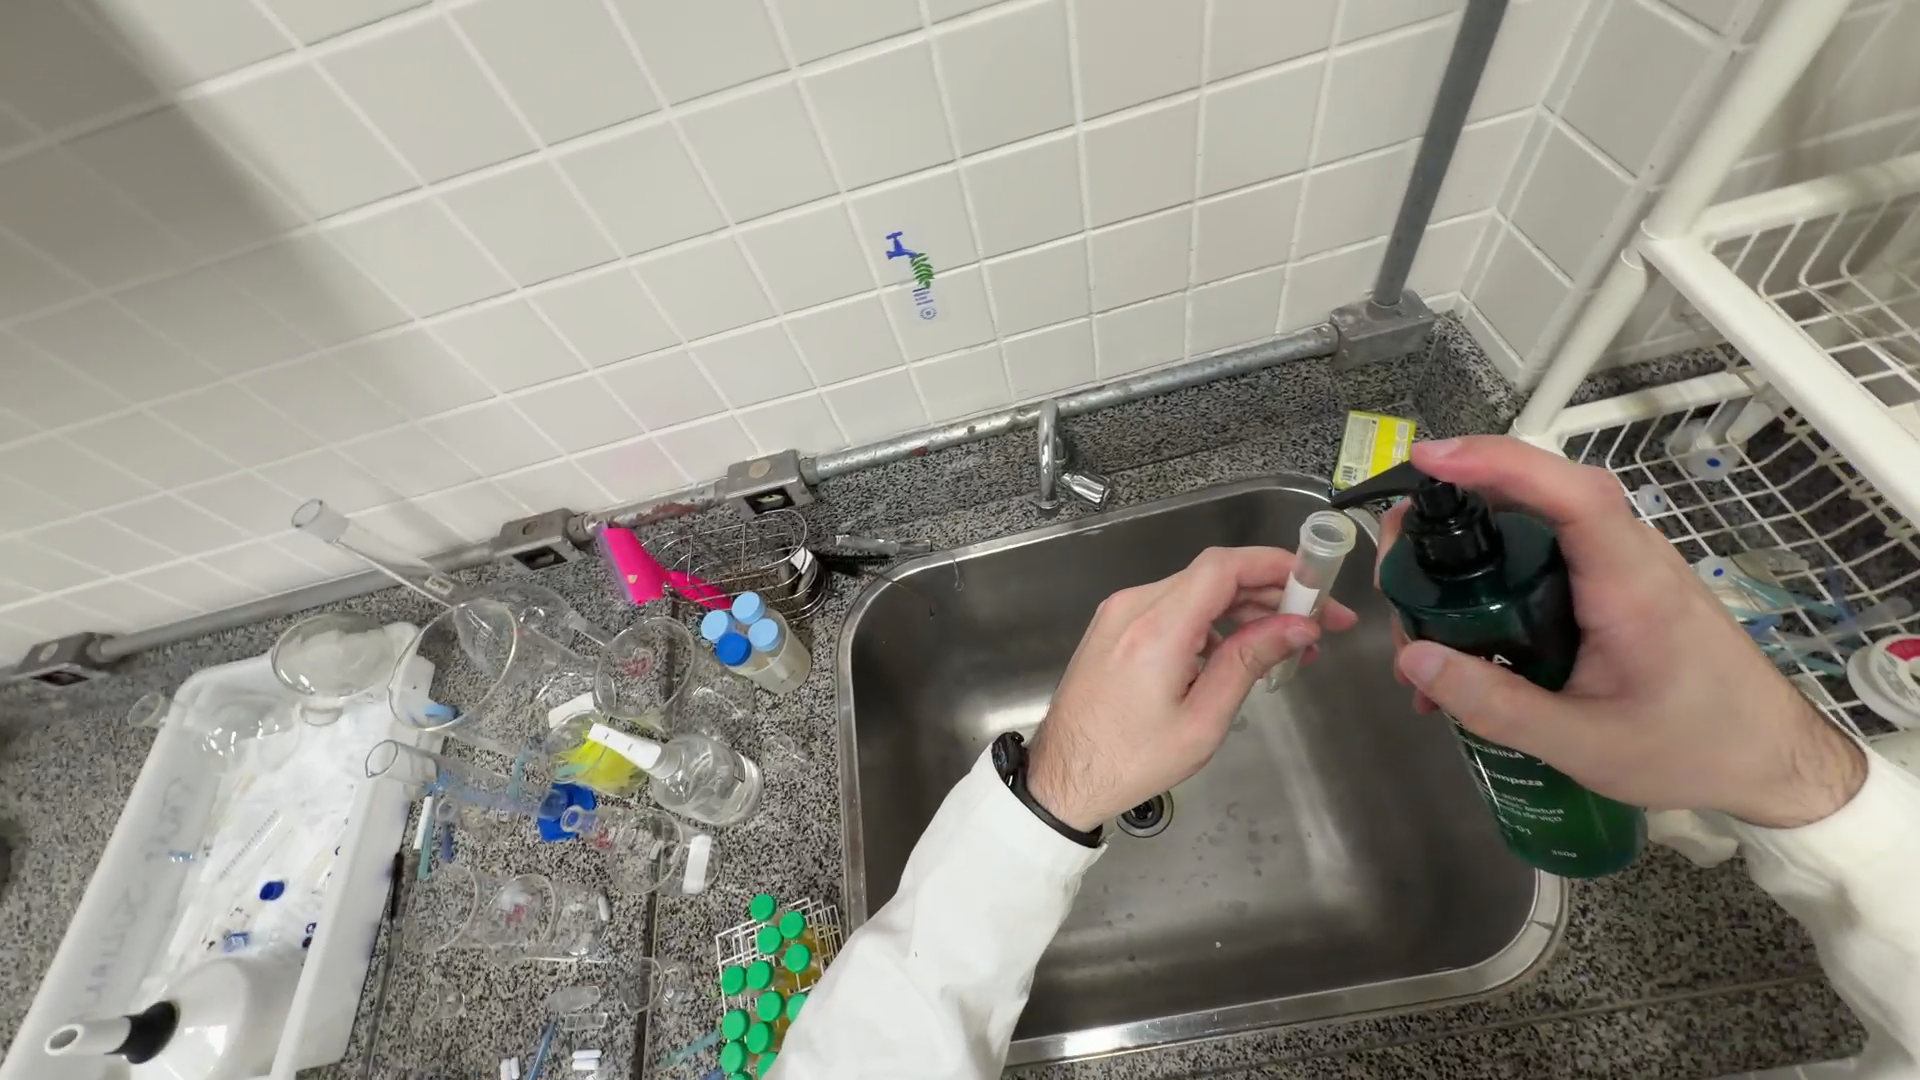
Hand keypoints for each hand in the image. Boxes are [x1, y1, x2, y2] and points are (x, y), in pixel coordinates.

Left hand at [1025, 546, 1358, 830]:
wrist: (1063, 774)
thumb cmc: (1132, 760)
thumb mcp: (1202, 721)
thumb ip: (1249, 663)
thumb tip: (1299, 625)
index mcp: (1155, 628)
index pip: (1222, 567)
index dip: (1276, 564)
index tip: (1320, 584)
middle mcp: (1133, 606)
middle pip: (1212, 575)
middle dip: (1272, 590)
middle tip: (1321, 622)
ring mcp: (1119, 613)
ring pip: (1194, 589)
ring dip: (1244, 606)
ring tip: (1290, 642)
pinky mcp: (1114, 626)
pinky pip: (1172, 606)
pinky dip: (1211, 618)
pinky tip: (1241, 647)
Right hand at [1381, 436, 1864, 828]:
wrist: (1772, 765)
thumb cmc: (1693, 752)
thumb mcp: (1584, 745)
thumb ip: (1494, 705)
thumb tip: (1411, 657)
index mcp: (1631, 588)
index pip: (1573, 496)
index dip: (1499, 464)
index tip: (1429, 460)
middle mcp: (1624, 560)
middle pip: (1533, 496)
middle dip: (1450, 506)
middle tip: (1392, 555)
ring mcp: (1612, 570)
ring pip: (1524, 526)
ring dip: (1458, 546)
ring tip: (1410, 601)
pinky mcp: (1601, 587)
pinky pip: (1531, 555)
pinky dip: (1479, 572)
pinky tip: (1449, 622)